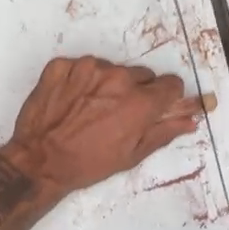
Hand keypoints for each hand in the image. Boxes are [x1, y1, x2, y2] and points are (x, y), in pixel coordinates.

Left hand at [1, 56, 198, 198]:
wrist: (38, 161)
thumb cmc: (87, 164)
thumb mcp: (131, 155)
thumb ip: (163, 133)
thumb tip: (190, 120)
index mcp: (139, 101)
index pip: (170, 84)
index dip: (166, 97)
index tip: (157, 106)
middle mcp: (117, 77)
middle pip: (141, 75)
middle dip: (135, 92)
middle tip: (118, 115)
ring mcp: (86, 68)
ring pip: (111, 69)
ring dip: (107, 85)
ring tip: (90, 110)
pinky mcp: (61, 65)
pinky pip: (81, 67)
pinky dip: (80, 81)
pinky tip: (72, 102)